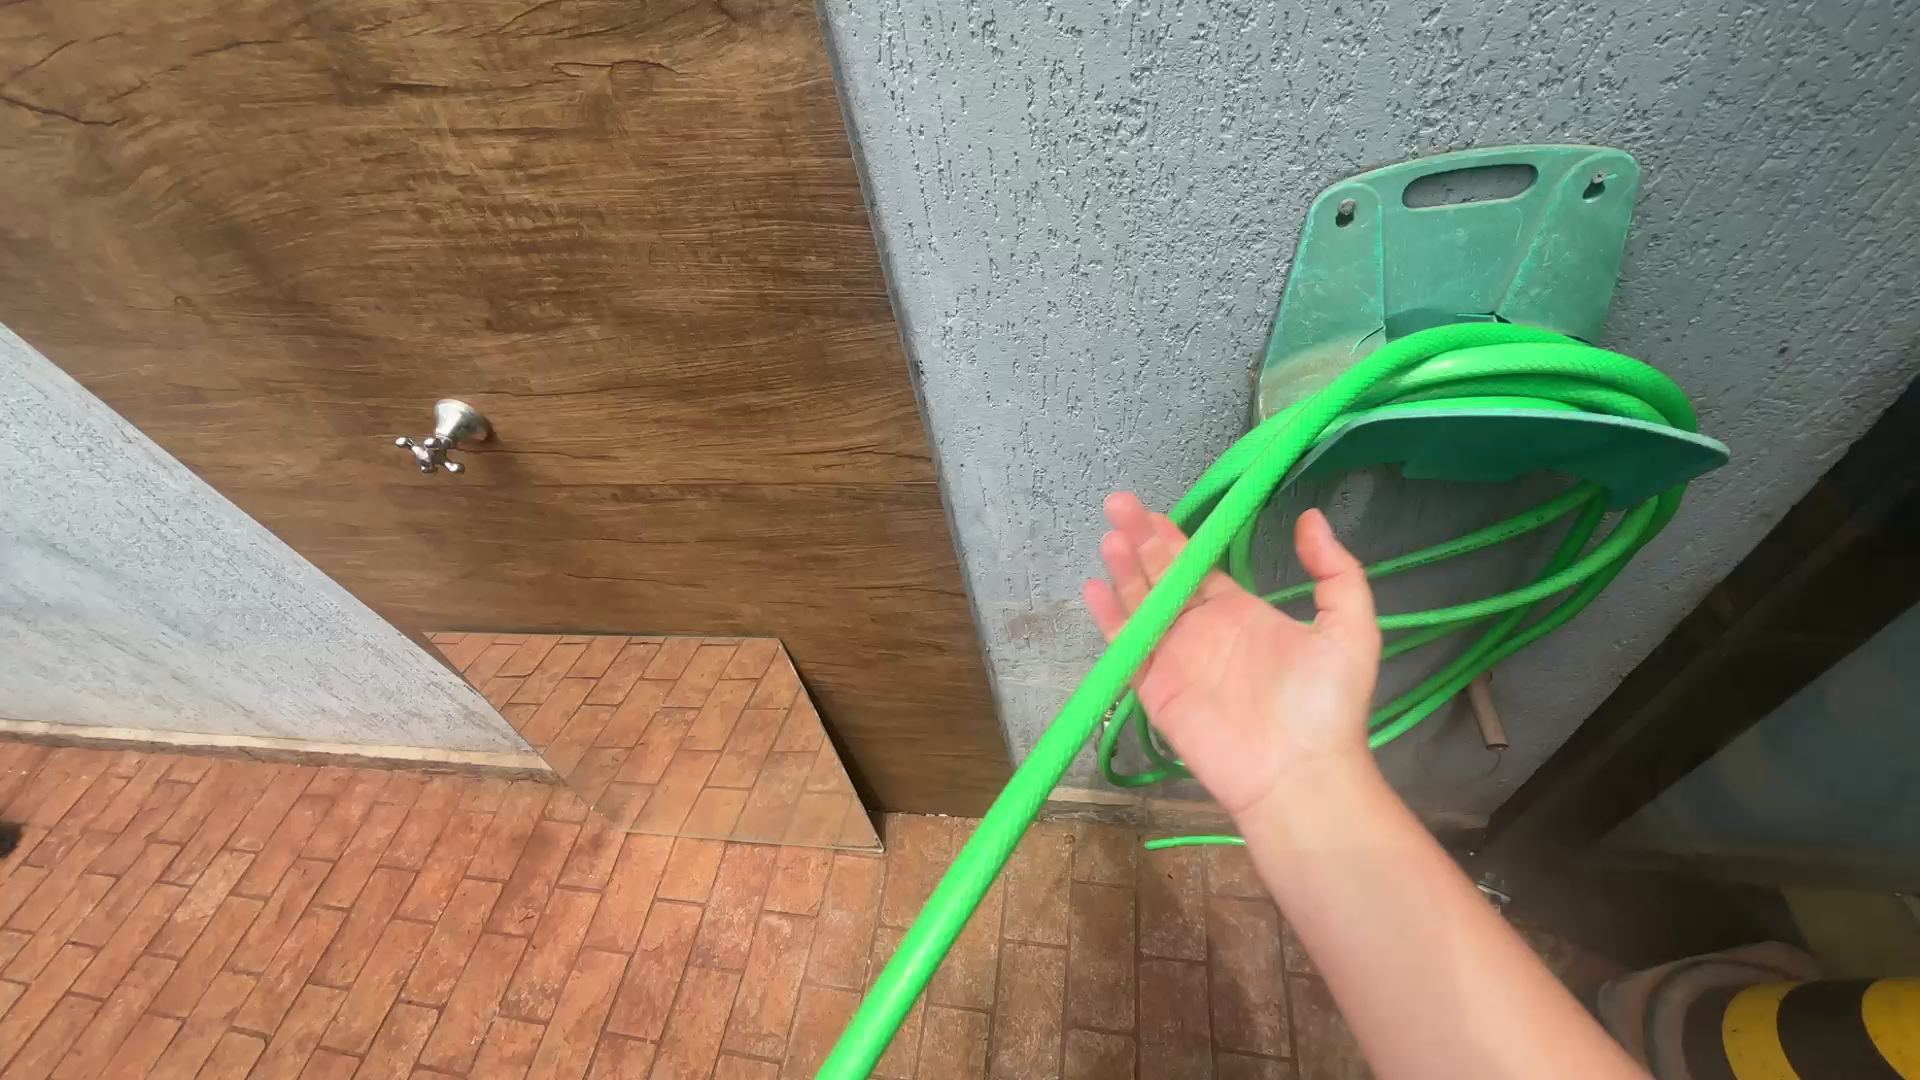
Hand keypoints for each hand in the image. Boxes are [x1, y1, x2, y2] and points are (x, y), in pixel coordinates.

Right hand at [1082, 493, 1382, 815]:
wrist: (1299, 772)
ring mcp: (1174, 656)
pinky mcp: (1154, 686)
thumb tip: (1311, 517)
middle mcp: (1200, 628)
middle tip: (1118, 504)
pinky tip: (1094, 588)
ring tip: (1109, 538)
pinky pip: (1126, 647)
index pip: (1196, 566)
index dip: (1173, 537)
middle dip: (1139, 539)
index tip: (1151, 510)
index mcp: (1237, 611)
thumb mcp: (1349, 628)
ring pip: (1139, 604)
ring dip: (1123, 570)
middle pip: (1161, 575)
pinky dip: (1108, 618)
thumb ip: (1335, 571)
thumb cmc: (1326, 704)